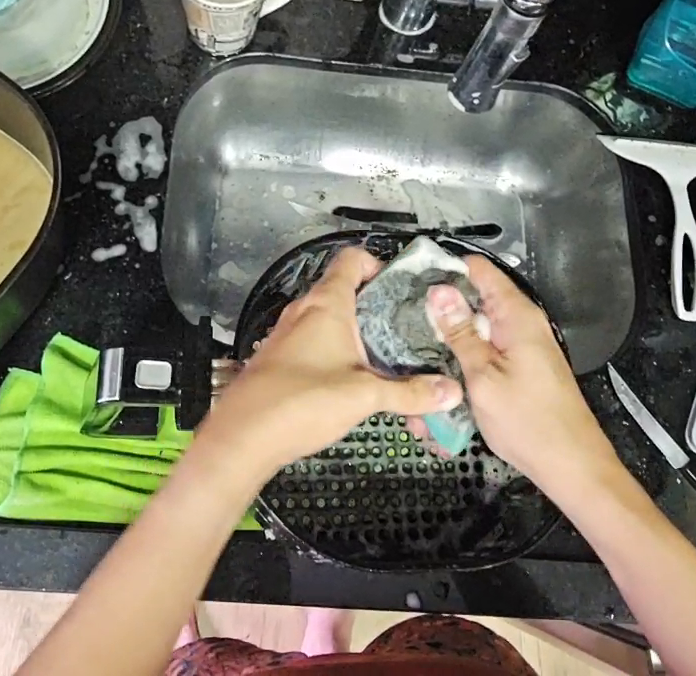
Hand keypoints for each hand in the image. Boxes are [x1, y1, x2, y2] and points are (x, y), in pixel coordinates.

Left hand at [197, 246, 462, 479]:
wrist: (243, 435)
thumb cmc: (302, 401)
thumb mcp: (364, 397)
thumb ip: (410, 393)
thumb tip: (451, 391)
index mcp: (326, 303)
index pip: (352, 259)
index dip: (378, 265)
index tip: (402, 290)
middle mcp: (304, 309)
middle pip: (344, 288)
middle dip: (375, 304)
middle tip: (406, 327)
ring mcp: (288, 332)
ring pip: (329, 317)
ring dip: (356, 329)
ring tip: (386, 353)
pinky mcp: (280, 356)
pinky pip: (314, 339)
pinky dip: (336, 348)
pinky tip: (353, 377)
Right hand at [426, 256, 619, 494]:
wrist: (572, 467)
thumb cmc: (531, 424)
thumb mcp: (483, 377)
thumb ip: (459, 333)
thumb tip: (439, 290)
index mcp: (516, 316)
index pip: (477, 270)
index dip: (444, 271)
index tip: (413, 284)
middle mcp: (520, 324)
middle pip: (473, 299)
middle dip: (441, 311)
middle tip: (406, 324)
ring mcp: (520, 346)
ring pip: (475, 329)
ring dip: (449, 342)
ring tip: (417, 358)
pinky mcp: (517, 367)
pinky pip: (484, 352)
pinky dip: (464, 362)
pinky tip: (442, 380)